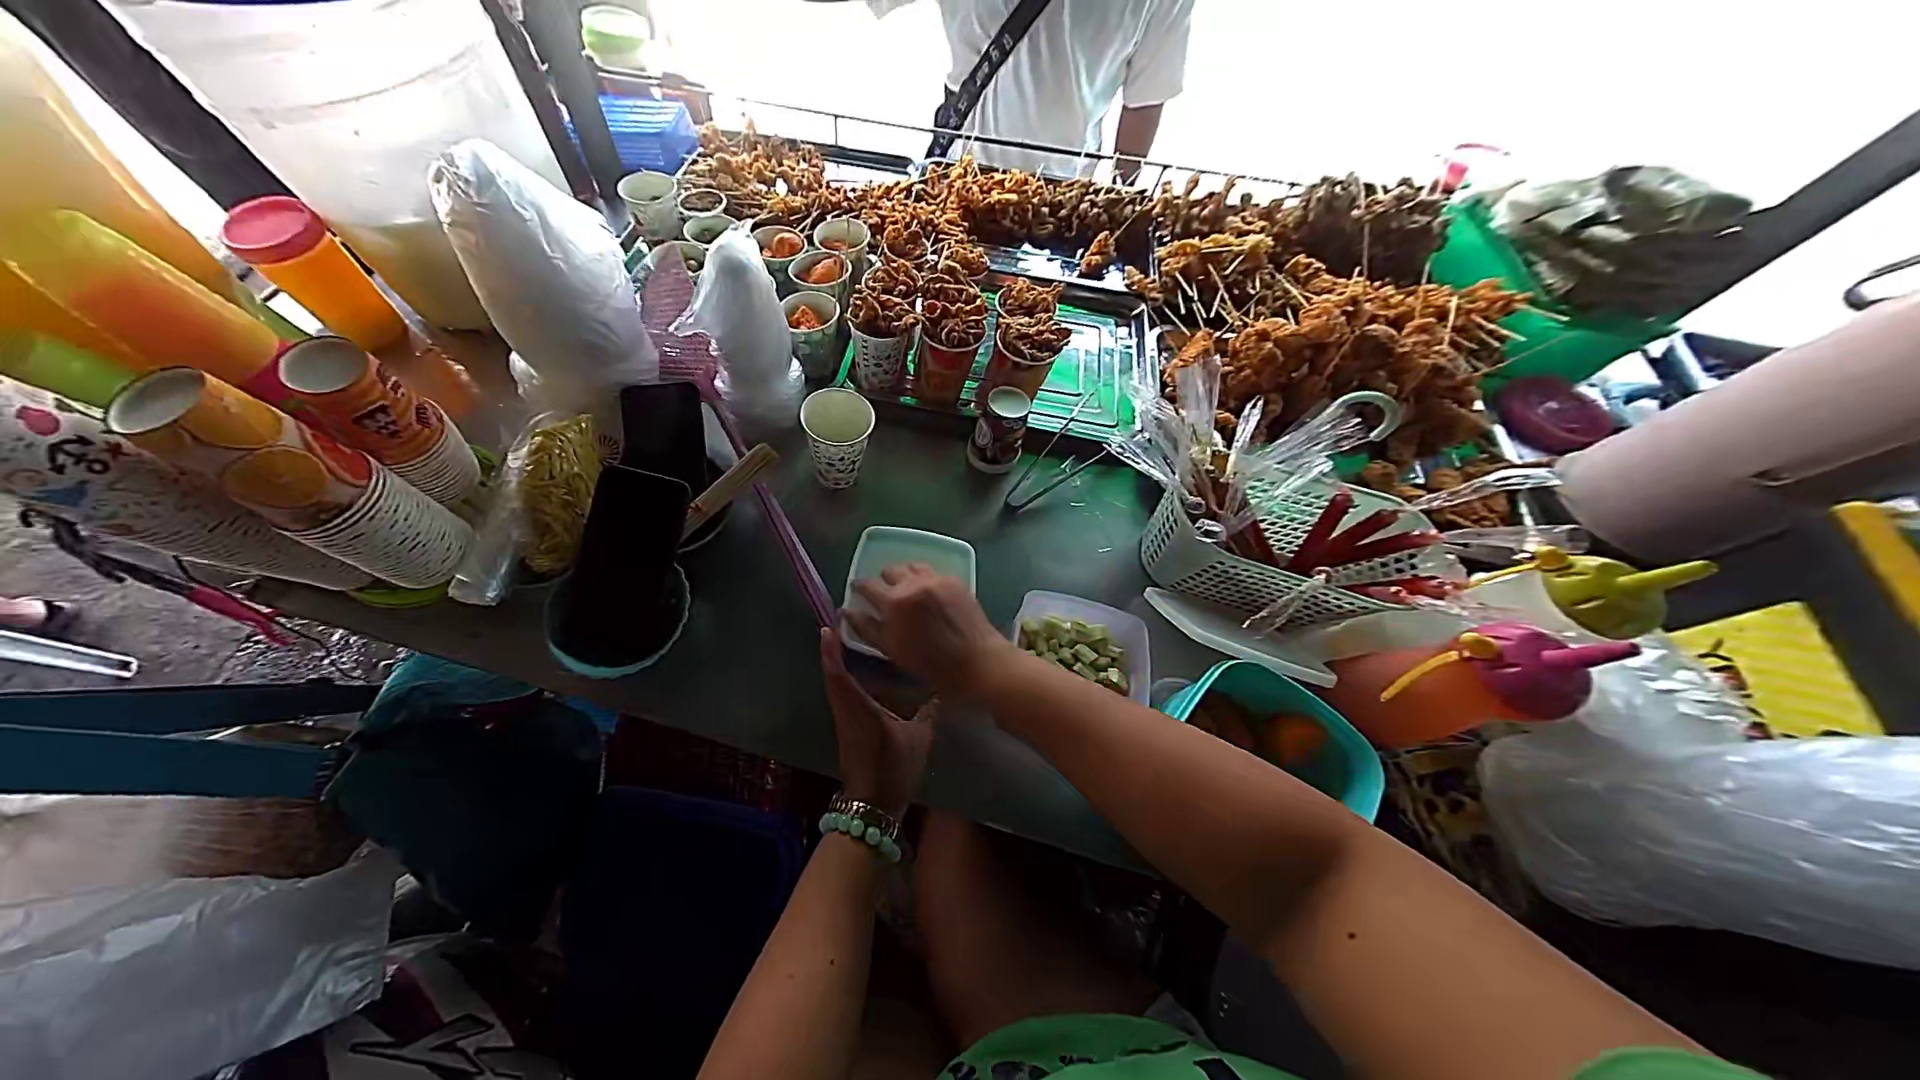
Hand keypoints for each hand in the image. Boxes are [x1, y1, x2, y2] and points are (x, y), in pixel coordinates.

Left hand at [821, 628, 934, 816]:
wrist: (873, 805)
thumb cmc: (894, 769)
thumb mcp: (918, 738)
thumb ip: (927, 711)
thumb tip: (939, 688)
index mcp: (859, 709)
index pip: (839, 673)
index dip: (832, 650)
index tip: (830, 627)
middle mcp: (845, 711)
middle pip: (832, 676)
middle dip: (833, 651)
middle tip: (841, 627)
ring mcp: (844, 722)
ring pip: (835, 686)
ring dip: (837, 664)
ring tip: (848, 643)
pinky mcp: (847, 730)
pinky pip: (840, 697)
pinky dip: (843, 680)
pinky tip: (857, 673)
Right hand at [845, 563, 1012, 698]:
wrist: (975, 660)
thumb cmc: (930, 663)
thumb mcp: (891, 649)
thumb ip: (867, 628)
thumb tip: (847, 612)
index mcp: (894, 602)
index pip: (868, 585)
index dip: (859, 587)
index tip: (857, 590)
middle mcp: (913, 583)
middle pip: (890, 570)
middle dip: (884, 579)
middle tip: (884, 592)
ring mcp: (936, 579)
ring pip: (911, 566)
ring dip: (904, 574)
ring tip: (905, 588)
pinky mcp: (954, 580)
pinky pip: (931, 572)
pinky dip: (923, 578)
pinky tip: (926, 590)